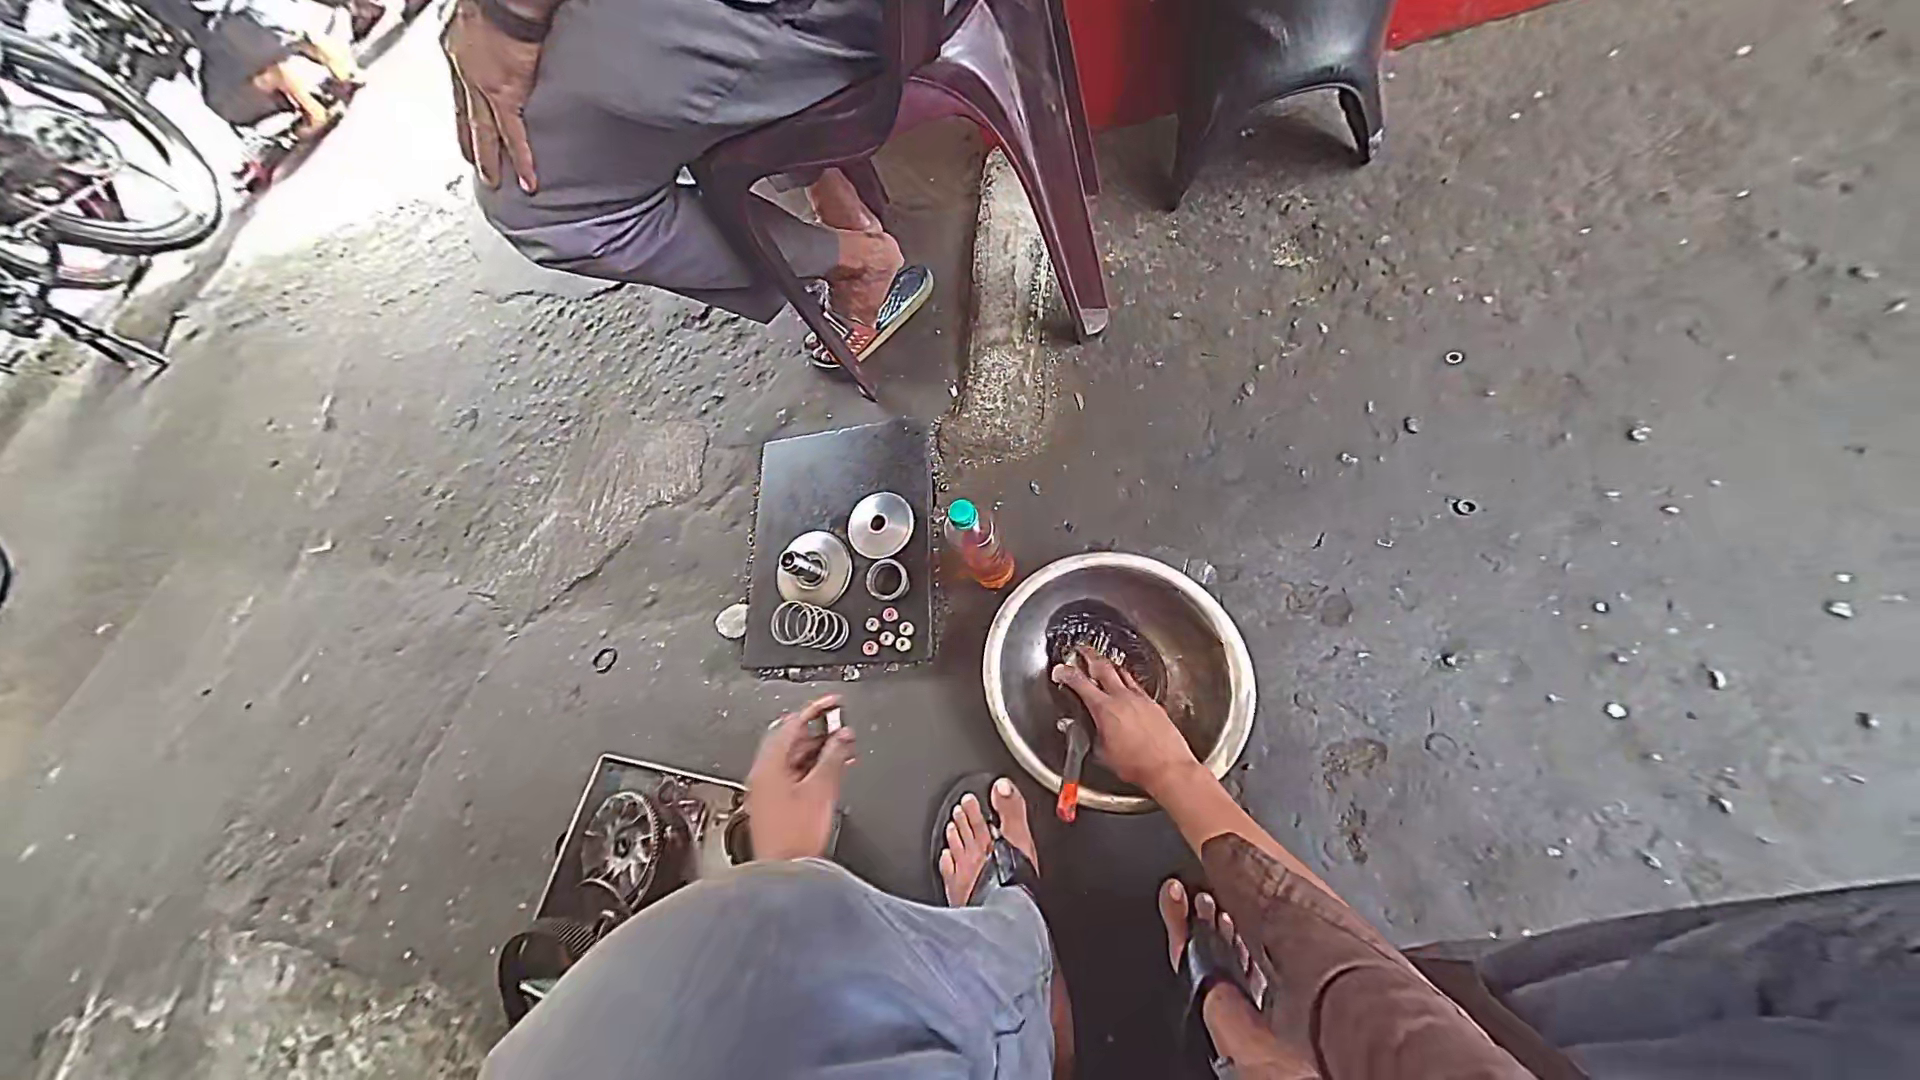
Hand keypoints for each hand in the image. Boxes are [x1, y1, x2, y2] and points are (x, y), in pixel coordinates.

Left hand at [442, 0, 542, 190]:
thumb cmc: (493, 1)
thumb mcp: (478, 16)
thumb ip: (486, 35)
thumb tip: (503, 44)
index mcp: (458, 50)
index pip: (460, 93)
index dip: (464, 116)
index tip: (467, 134)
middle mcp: (465, 71)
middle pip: (468, 117)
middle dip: (472, 143)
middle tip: (479, 169)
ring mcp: (483, 86)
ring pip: (485, 132)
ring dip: (490, 159)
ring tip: (496, 183)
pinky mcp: (505, 97)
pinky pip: (514, 137)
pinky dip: (522, 161)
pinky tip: (527, 181)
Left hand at [745, 696, 855, 860]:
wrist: (785, 874)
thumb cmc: (794, 837)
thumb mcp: (822, 788)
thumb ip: (833, 756)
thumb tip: (842, 735)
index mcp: (769, 766)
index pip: (792, 724)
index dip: (815, 710)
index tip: (832, 702)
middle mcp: (763, 774)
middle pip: (791, 740)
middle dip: (819, 731)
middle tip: (841, 727)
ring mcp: (768, 789)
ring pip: (794, 757)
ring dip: (818, 749)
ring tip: (842, 747)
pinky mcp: (775, 802)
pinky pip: (794, 772)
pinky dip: (813, 766)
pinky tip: (831, 769)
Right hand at [1051, 647, 1198, 793]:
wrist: (1169, 768)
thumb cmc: (1137, 765)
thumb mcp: (1102, 753)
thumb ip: (1090, 735)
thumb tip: (1084, 730)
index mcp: (1104, 709)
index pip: (1079, 682)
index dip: (1066, 673)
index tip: (1060, 670)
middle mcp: (1122, 698)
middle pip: (1103, 667)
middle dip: (1089, 655)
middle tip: (1083, 650)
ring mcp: (1140, 699)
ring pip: (1122, 673)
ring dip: (1110, 666)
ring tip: (1104, 664)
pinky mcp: (1154, 705)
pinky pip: (1137, 686)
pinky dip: (1128, 682)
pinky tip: (1127, 687)